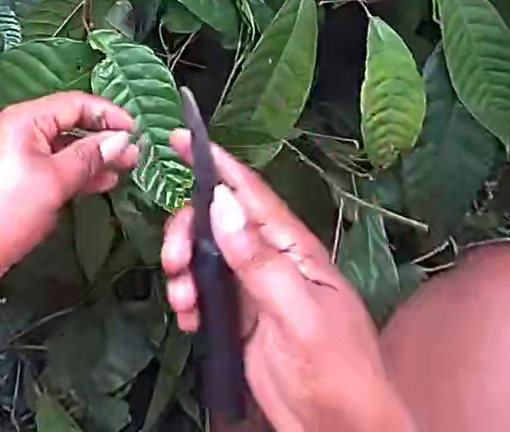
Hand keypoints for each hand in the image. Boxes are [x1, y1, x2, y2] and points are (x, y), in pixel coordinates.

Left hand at [0, 93, 139, 288]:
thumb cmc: (5, 211)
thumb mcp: (54, 181)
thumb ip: (90, 156)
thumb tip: (123, 139)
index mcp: (26, 118)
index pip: (77, 103)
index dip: (109, 114)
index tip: (139, 131)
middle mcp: (20, 129)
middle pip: (70, 123)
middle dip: (104, 138)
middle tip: (136, 155)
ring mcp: (16, 155)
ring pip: (63, 148)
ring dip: (92, 158)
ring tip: (124, 171)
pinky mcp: (14, 179)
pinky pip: (52, 166)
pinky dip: (74, 173)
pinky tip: (98, 184)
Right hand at [161, 133, 414, 431]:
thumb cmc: (336, 372)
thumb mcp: (298, 315)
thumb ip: (259, 260)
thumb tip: (221, 202)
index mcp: (290, 246)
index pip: (248, 190)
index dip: (214, 161)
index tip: (178, 137)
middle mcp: (270, 257)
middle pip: (216, 221)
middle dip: (187, 232)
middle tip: (173, 261)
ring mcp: (255, 287)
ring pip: (205, 255)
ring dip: (184, 268)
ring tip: (182, 302)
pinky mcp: (242, 317)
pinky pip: (205, 291)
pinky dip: (189, 298)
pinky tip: (188, 319)